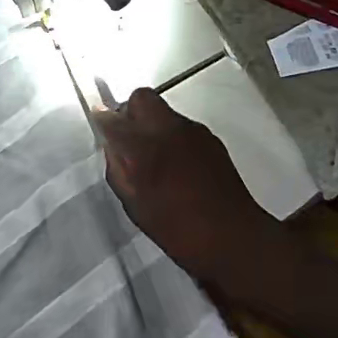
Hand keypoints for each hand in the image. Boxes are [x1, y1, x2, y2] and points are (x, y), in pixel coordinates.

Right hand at [96, 89, 279, 289]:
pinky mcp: (211, 139)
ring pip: (163, 111)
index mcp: (145, 148)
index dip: (102, 120)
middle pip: (141, 98)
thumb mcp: (135, 206)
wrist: (236, 239)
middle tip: (129, 140)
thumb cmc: (178, 229)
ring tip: (156, 158)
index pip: (112, 118)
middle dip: (130, 112)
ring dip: (152, 125)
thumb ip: (118, 170)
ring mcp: (193, 131)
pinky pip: (181, 126)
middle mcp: (169, 129)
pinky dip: (172, 137)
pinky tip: (178, 166)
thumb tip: (111, 146)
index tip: (101, 128)